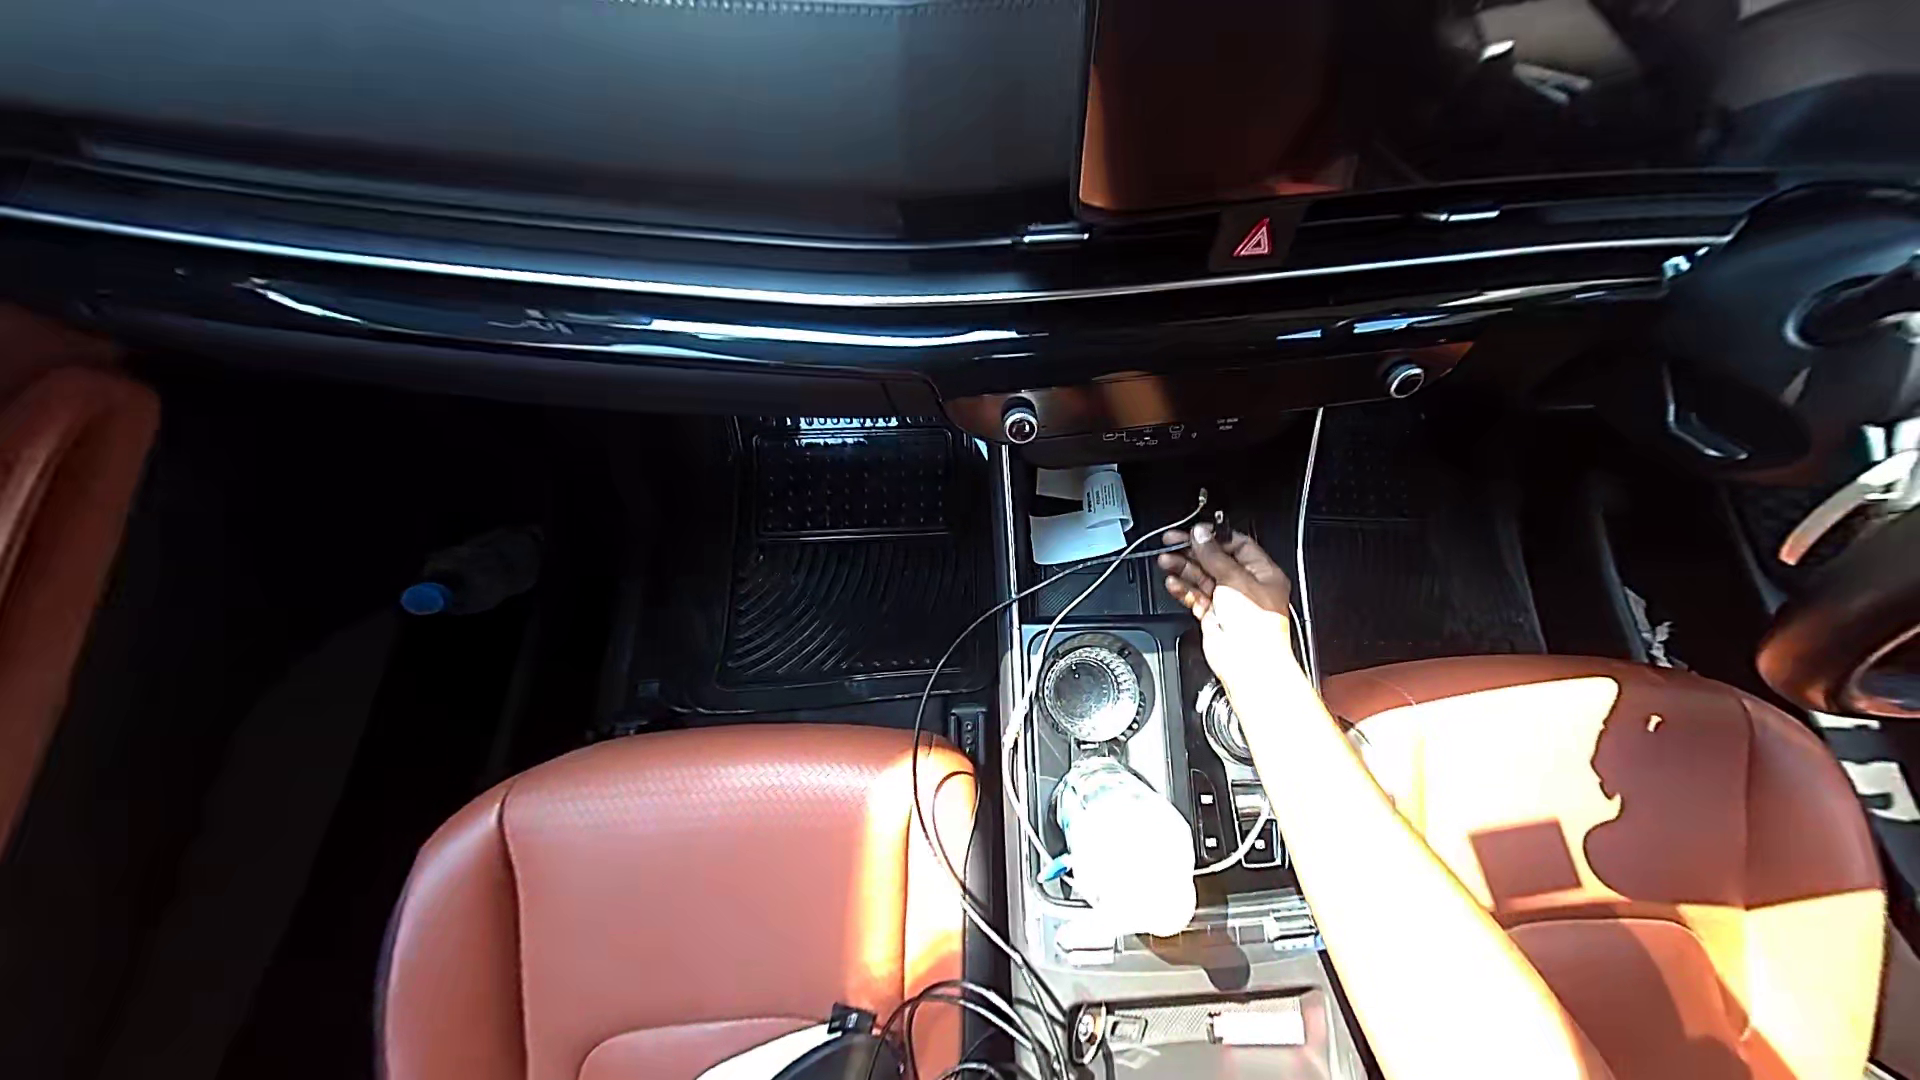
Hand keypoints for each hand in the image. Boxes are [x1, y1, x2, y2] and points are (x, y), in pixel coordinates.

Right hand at [1158, 523, 1298, 688]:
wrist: (1247, 662)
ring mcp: (1227, 600)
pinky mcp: (1212, 614)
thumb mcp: (1235, 580)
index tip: (1194, 532)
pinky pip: (1194, 596)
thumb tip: (1201, 535)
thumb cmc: (1257, 626)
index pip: (1236, 545)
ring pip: (1201, 577)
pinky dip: (1182, 588)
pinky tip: (1173, 582)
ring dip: (1182, 568)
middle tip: (1171, 542)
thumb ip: (1214, 555)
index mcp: (1262, 572)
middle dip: (1192, 551)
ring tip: (1165, 560)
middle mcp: (1245, 585)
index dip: (1214, 537)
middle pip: (1214, 560)